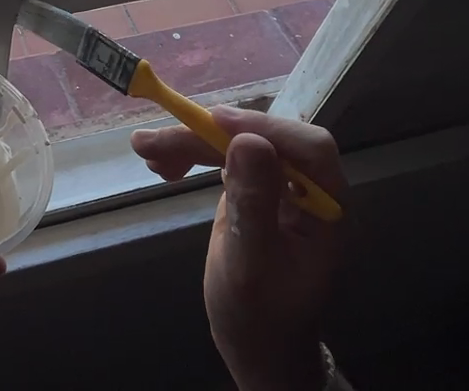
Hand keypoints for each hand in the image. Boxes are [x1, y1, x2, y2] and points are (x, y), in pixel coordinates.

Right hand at [131, 107, 346, 390]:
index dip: (264, 127)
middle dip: (205, 135)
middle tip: (152, 143)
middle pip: (259, 140)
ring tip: (144, 149)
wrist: (257, 346)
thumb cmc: (261, 317)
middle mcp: (305, 187)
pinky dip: (190, 155)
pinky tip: (162, 164)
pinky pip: (222, 157)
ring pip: (234, 144)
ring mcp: (277, 185)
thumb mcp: (252, 264)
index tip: (215, 122)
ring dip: (188, 142)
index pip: (307, 148)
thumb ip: (253, 203)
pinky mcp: (252, 187)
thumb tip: (248, 140)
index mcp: (325, 207)